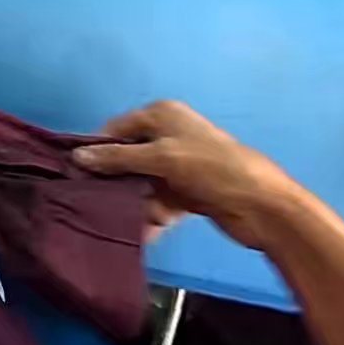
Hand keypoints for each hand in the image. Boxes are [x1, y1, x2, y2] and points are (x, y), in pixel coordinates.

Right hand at [71, 100, 312, 250]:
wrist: (267, 208)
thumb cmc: (210, 167)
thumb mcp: (161, 157)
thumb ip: (118, 157)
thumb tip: (77, 157)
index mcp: (161, 114)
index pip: (117, 127)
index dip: (99, 147)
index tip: (81, 170)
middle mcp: (169, 135)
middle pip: (129, 155)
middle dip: (117, 177)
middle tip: (95, 196)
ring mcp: (181, 165)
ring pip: (144, 180)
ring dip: (134, 199)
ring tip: (119, 218)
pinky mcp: (190, 192)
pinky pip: (161, 200)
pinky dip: (152, 214)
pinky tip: (142, 231)